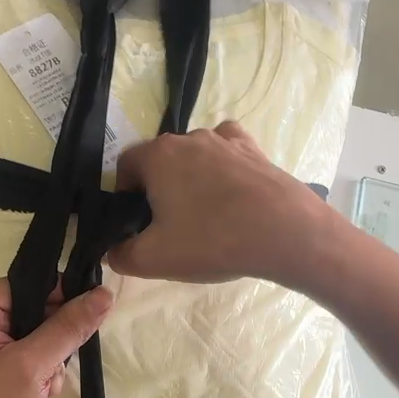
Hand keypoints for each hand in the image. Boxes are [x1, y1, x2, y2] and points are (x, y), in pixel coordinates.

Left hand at [0, 278, 113, 397]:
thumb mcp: (33, 368)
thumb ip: (68, 328)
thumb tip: (104, 293)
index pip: (25, 286)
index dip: (58, 298)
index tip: (85, 319)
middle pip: (31, 309)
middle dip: (52, 339)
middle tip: (55, 368)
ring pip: (33, 334)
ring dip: (49, 360)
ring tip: (45, 387)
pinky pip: (25, 354)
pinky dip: (39, 372)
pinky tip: (40, 394)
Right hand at [109, 121, 339, 286]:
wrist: (285, 232)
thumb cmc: (211, 241)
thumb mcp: (152, 259)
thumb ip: (121, 255)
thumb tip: (113, 251)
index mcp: (157, 156)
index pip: (124, 167)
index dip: (123, 198)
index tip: (136, 225)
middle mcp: (188, 138)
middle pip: (159, 162)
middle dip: (156, 191)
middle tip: (168, 229)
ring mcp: (225, 140)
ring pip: (193, 158)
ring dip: (190, 181)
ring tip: (203, 218)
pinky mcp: (254, 150)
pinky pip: (226, 153)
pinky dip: (221, 169)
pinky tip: (228, 194)